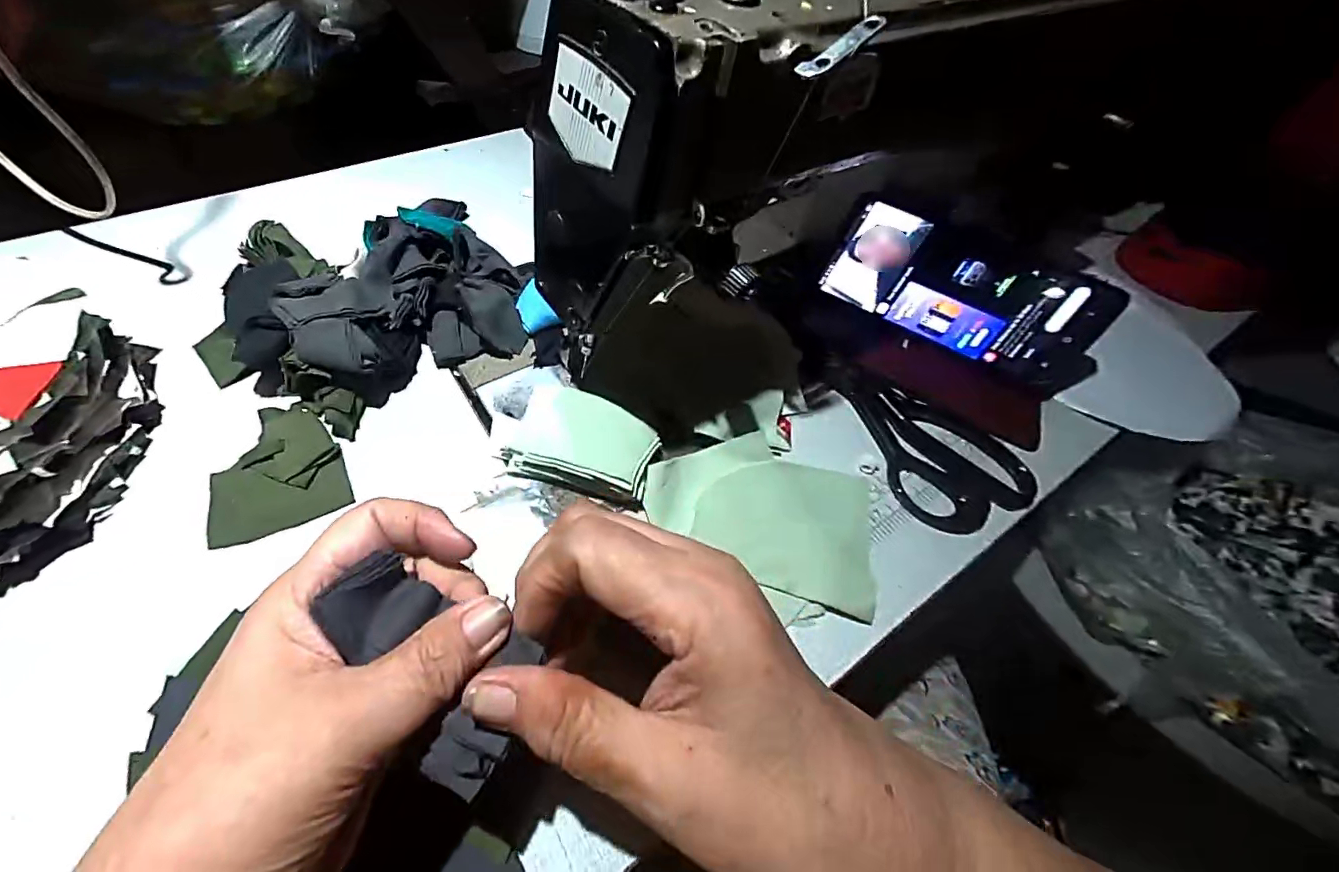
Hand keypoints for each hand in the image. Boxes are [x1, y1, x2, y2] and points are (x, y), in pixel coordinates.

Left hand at [80, 499, 513, 871]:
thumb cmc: (235, 800)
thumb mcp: (339, 721)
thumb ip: (423, 665)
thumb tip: (497, 612)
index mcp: (305, 601)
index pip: (372, 526)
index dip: (423, 523)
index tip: (468, 550)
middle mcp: (335, 627)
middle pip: (413, 571)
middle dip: (457, 587)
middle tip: (487, 627)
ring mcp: (357, 673)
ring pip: (428, 626)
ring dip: (465, 635)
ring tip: (490, 663)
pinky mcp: (377, 716)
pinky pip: (433, 675)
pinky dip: (461, 675)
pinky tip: (478, 690)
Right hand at [460, 504, 1098, 871]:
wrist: (857, 811)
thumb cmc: (772, 800)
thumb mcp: (664, 779)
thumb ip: (571, 726)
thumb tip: (482, 687)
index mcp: (695, 593)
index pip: (584, 539)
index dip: (537, 584)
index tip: (531, 654)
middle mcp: (701, 562)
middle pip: (594, 526)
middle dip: (548, 580)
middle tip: (544, 658)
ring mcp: (709, 574)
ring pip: (611, 541)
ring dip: (572, 590)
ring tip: (568, 664)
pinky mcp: (709, 594)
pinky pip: (634, 568)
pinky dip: (598, 598)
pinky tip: (599, 657)